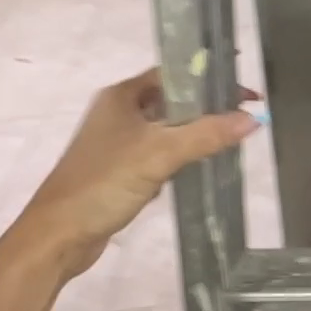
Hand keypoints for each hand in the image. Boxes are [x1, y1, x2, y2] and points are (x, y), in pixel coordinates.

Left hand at [14, 69, 260, 277]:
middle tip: (243, 115)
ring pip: (166, 128)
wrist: (56, 238)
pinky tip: (197, 167)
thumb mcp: (161, 154)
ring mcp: (116, 141)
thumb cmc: (104, 183)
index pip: (175, 72)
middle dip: (207, 107)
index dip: (210, 77)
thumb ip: (207, 134)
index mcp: (123, 94)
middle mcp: (118, 111)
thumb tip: (254, 119)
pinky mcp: (118, 168)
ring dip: (194, 133)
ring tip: (228, 138)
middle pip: (173, 99)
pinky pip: (158, 152)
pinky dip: (178, 156)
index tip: (243, 90)